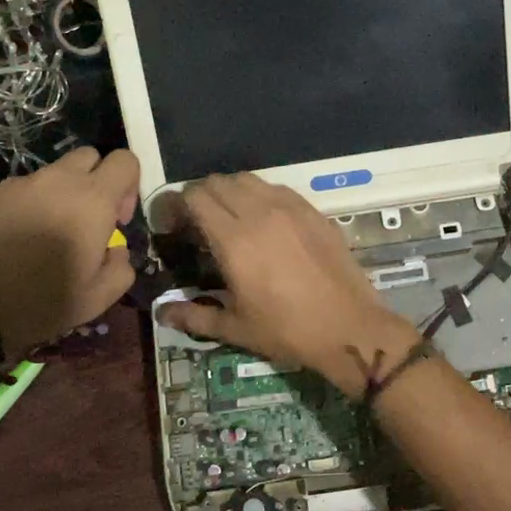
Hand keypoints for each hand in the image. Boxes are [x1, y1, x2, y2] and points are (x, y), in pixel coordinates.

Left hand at [0, 147, 138, 355]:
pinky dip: (29, 207)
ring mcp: (18, 184)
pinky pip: (22, 191)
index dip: (129, 186)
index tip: (117, 219)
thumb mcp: (95, 300)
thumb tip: (117, 251)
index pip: (125, 161)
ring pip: (53, 175)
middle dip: (96, 181)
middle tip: (88, 221)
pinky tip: (17, 243)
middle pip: (89, 157)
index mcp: (91, 200)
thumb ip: (120, 268)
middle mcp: (57, 181)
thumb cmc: (34, 301)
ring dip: (61, 196)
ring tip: (48, 237)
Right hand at [156, 174, 416, 398]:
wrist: (349, 328)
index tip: (174, 227)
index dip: (177, 206)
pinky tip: (265, 223)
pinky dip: (261, 196)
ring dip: (231, 192)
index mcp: (234, 239)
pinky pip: (278, 189)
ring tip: (231, 220)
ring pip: (249, 180)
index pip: (195, 196)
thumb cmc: (287, 331)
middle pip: (219, 181)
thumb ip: (194, 317)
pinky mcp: (314, 212)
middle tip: (198, 224)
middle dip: (201, 196)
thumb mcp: (235, 328)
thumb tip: (161, 313)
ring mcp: (291, 208)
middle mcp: (261, 212)